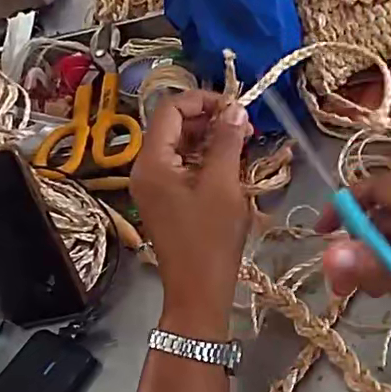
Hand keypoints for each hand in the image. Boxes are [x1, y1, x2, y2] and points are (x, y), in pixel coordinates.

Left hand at [131, 92, 253, 340]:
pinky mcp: (165, 202)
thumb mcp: (224, 185)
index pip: (171, 109)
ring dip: (210, 140)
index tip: (236, 107)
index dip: (203, 100)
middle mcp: (145, 169)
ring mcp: (153, 187)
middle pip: (173, 126)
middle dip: (209, 120)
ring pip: (180, 147)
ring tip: (243, 145)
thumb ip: (228, 141)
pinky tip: (231, 166)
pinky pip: (183, 168)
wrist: (199, 290)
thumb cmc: (211, 238)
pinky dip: (206, 161)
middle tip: (245, 127)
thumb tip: (236, 108)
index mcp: (152, 161)